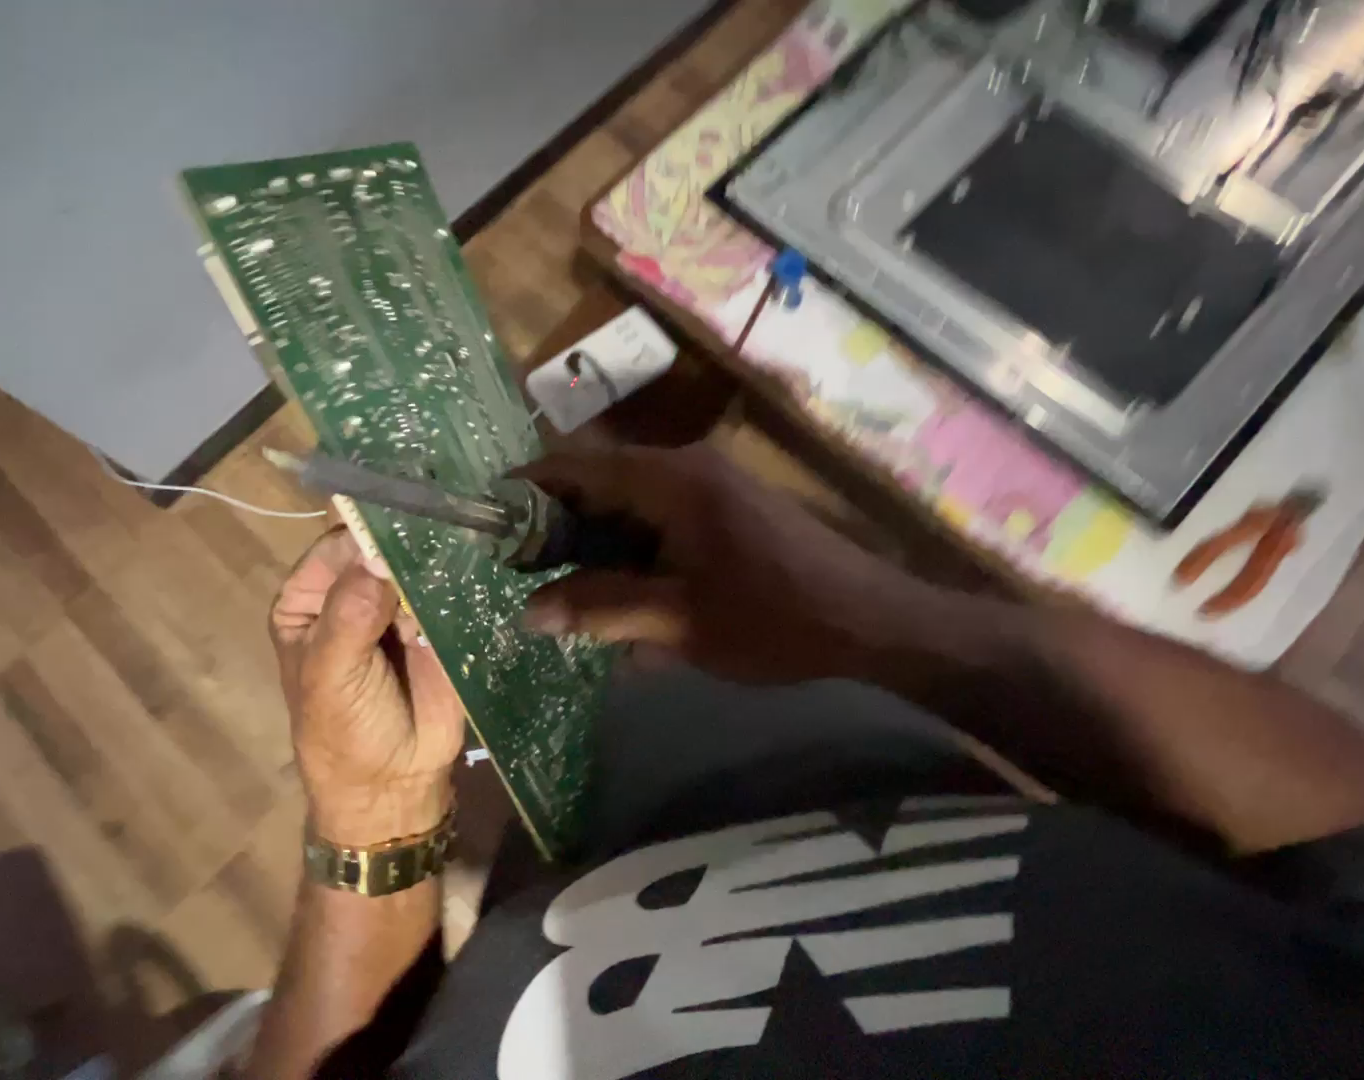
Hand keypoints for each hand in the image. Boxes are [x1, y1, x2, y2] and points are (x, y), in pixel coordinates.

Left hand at [271, 528, 465, 845]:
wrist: (396, 786)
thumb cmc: (343, 731)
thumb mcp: (331, 674)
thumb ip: (350, 613)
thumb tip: (378, 555)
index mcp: (312, 597)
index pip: (338, 544)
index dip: (367, 528)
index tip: (402, 514)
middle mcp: (355, 590)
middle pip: (384, 546)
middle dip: (411, 532)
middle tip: (448, 511)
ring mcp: (403, 604)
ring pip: (423, 562)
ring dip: (445, 549)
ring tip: (475, 529)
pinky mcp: (444, 621)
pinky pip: (455, 590)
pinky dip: (469, 577)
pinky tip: (489, 559)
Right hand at [516, 445, 972, 682]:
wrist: (872, 621)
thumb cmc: (774, 618)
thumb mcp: (678, 621)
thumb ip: (600, 610)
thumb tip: (528, 613)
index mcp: (673, 482)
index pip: (581, 467)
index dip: (530, 488)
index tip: (491, 517)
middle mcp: (688, 470)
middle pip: (603, 484)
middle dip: (561, 527)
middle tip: (526, 574)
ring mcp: (712, 487)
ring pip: (631, 507)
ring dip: (598, 546)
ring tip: (570, 594)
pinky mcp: (728, 510)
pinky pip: (661, 522)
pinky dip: (634, 553)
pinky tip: (628, 600)